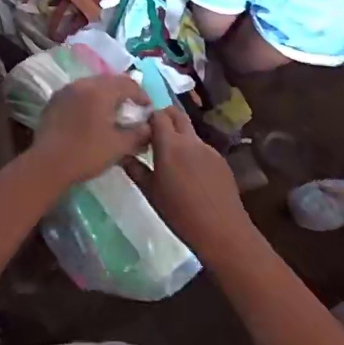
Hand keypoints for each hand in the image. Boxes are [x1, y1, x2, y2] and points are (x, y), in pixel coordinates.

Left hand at [31, 76, 151, 184]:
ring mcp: (65, 91)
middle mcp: (82, 84)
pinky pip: (77, 94)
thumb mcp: (119, 146)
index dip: (142, 95)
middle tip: (132, 108)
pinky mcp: (53, 101)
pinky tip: (90, 117)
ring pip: (92, 85)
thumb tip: (148, 127)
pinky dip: (88, 100)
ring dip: (105, 95)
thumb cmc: (87, 154)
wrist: (47, 165)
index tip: (147, 109)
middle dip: (123, 92)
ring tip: (111, 112)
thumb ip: (138, 134)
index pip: (128, 84)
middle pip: (109, 81)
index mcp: (101, 91)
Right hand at [135, 105, 253, 252]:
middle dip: (164, 117)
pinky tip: (190, 175)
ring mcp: (208, 149)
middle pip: (177, 114)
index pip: (158, 115)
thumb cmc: (179, 213)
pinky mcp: (220, 160)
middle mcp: (190, 140)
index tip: (139, 128)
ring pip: (190, 132)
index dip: (148, 117)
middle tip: (153, 133)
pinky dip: (191, 152)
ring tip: (170, 159)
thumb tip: (122, 155)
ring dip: (178, 136)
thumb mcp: (151, 192)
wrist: (221, 230)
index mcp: (170, 145)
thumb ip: (135, 170)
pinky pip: (201, 148)